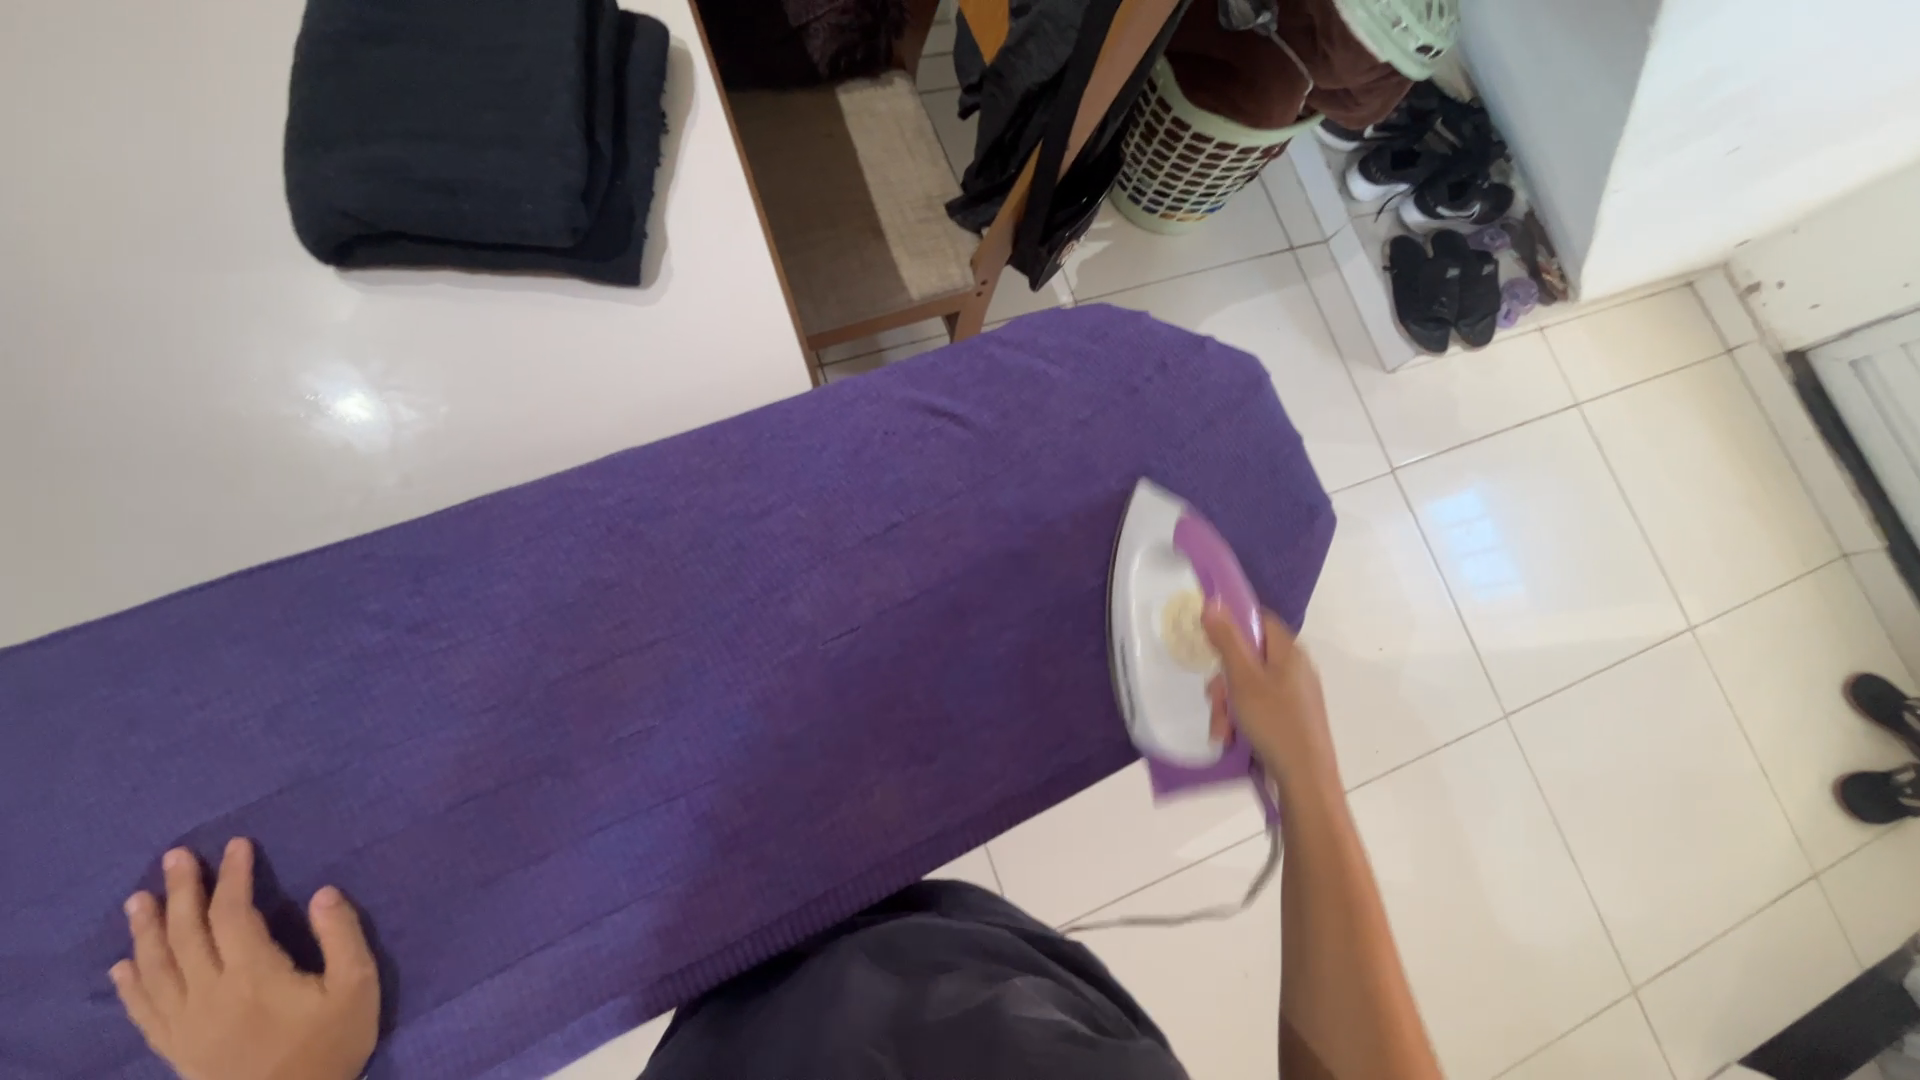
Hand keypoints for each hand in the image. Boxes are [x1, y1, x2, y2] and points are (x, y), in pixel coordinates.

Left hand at [110, 838, 379, 1079]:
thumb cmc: (330, 1044)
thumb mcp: (357, 986)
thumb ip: (341, 936)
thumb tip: (324, 891)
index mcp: (254, 974)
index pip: (233, 914)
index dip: (233, 877)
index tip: (237, 845)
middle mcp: (208, 993)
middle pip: (186, 934)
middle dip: (182, 891)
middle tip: (175, 857)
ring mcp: (184, 1022)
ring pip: (155, 968)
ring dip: (146, 930)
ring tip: (140, 898)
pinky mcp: (175, 1046)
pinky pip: (142, 1009)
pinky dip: (129, 983)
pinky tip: (122, 964)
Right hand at [1202, 604, 1340, 795]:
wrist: (1305, 780)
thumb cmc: (1274, 723)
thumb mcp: (1243, 679)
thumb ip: (1226, 639)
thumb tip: (1213, 601)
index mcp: (1289, 652)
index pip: (1259, 620)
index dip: (1232, 624)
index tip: (1208, 639)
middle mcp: (1294, 669)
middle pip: (1247, 658)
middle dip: (1223, 681)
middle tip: (1215, 700)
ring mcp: (1294, 696)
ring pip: (1247, 686)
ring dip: (1227, 706)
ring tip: (1223, 731)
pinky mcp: (1290, 719)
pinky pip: (1257, 708)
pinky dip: (1241, 720)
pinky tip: (1232, 739)